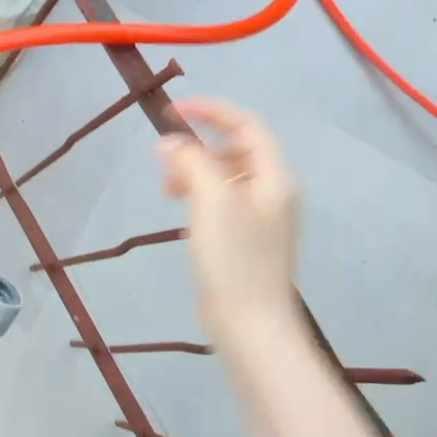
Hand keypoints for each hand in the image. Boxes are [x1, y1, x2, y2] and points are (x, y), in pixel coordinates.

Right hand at [156, 98, 299, 337]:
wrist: (251, 326)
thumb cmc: (233, 259)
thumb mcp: (209, 200)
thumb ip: (190, 161)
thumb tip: (169, 142)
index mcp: (274, 177)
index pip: (245, 124)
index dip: (209, 110)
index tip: (170, 111)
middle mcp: (273, 191)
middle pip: (235, 147)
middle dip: (196, 145)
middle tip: (162, 156)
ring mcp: (262, 216)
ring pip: (224, 173)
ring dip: (193, 170)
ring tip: (166, 188)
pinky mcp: (246, 237)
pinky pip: (221, 198)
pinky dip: (198, 192)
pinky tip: (180, 208)